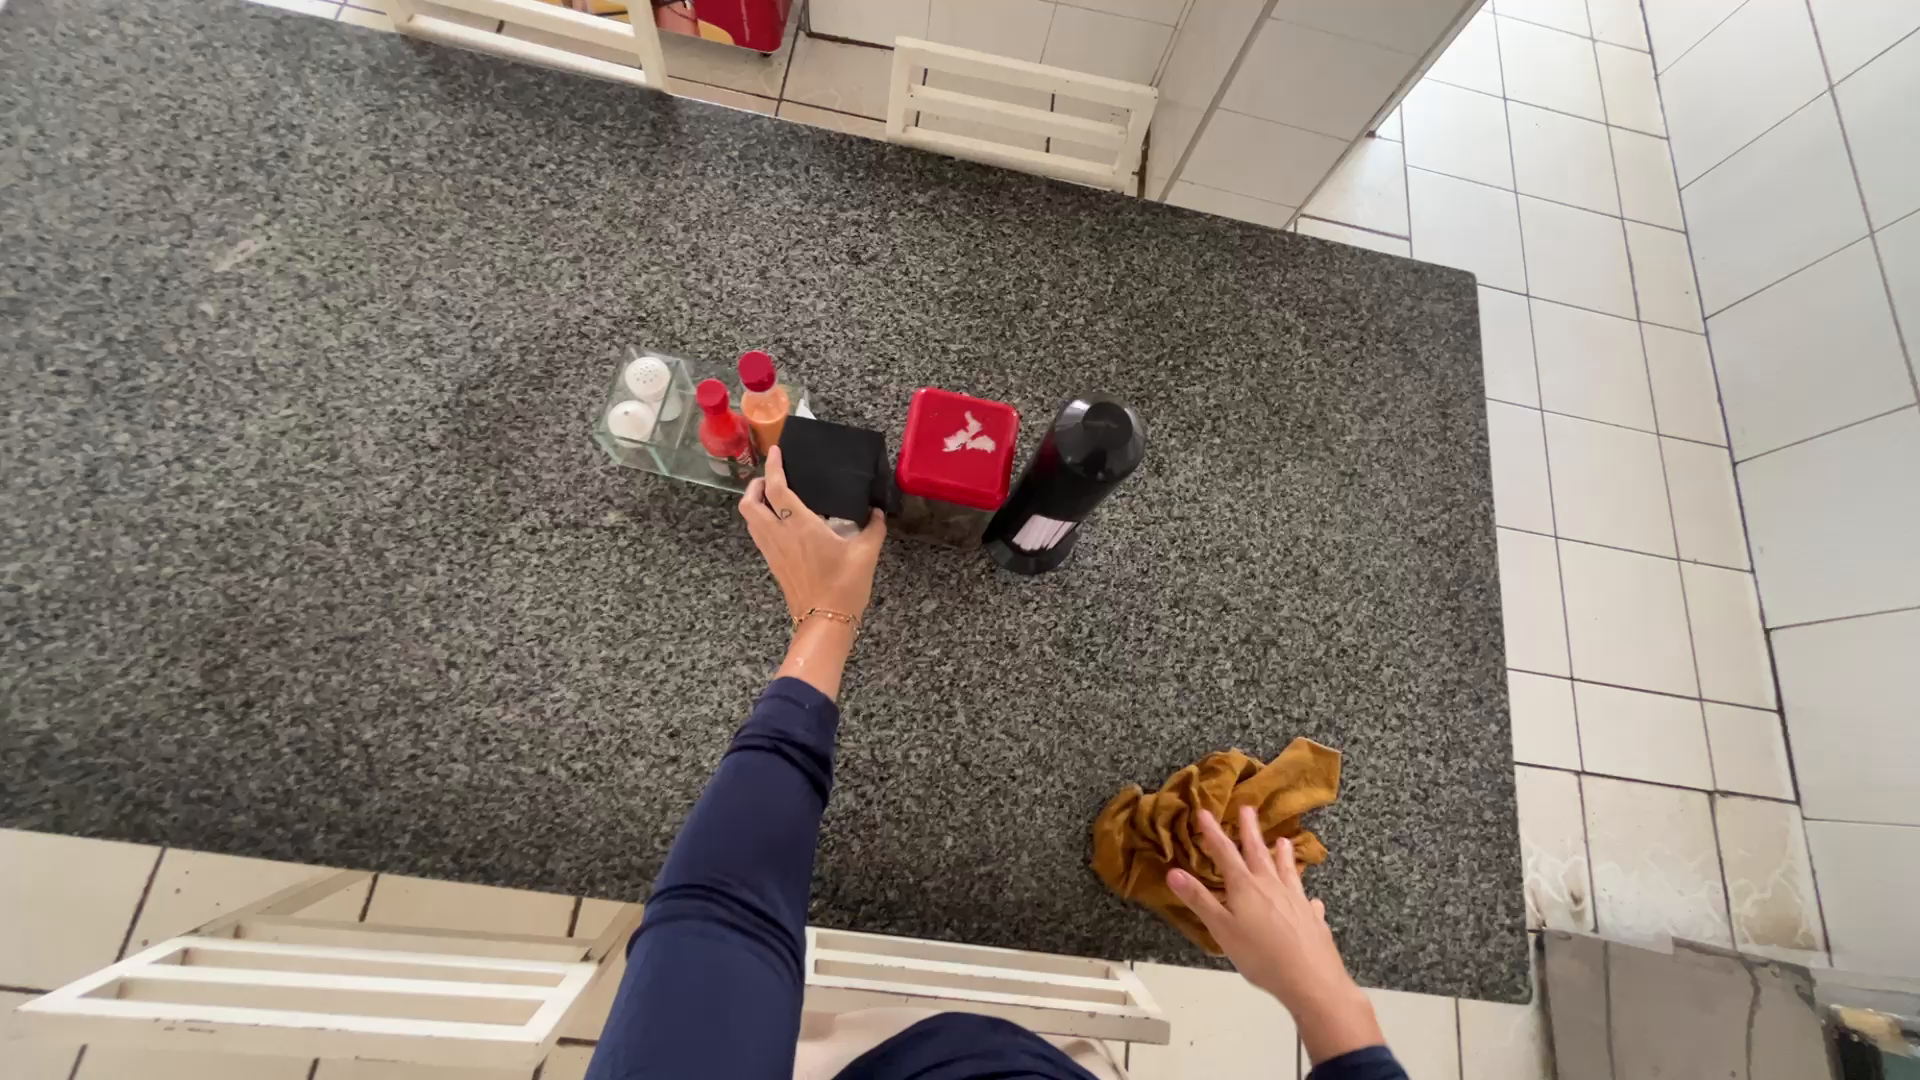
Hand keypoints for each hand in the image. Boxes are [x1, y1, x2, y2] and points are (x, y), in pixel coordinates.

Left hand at [738, 446, 885, 621]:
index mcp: (800, 526)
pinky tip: (781, 524)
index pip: (777, 489)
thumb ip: (873, 528)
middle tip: (770, 478)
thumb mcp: (866, 553)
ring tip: (772, 497)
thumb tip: (876, 513)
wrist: (825, 622)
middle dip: (755, 486)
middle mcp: (779, 535)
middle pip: (750, 503)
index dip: (773, 467)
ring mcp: (773, 551)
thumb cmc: (845, 586)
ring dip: (755, 503)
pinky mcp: (774, 564)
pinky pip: (759, 535)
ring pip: (750, 520)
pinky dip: (762, 521)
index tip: (776, 452)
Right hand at [1167, 805, 1383, 1064]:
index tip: (1204, 813)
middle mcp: (1271, 886)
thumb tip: (1172, 871)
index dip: (1213, 832)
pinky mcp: (1313, 919)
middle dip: (1250, 830)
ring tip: (1283, 841)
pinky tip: (1311, 899)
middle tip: (1248, 808)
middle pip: (1258, 852)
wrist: (1313, 982)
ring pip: (1287, 871)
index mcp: (1246, 886)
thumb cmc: (1261, 956)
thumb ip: (1199, 899)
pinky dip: (1306, 896)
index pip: (1225, 853)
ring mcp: (1296, 900)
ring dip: (1283, 855)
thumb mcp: (1222, 929)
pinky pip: (1308, 902)